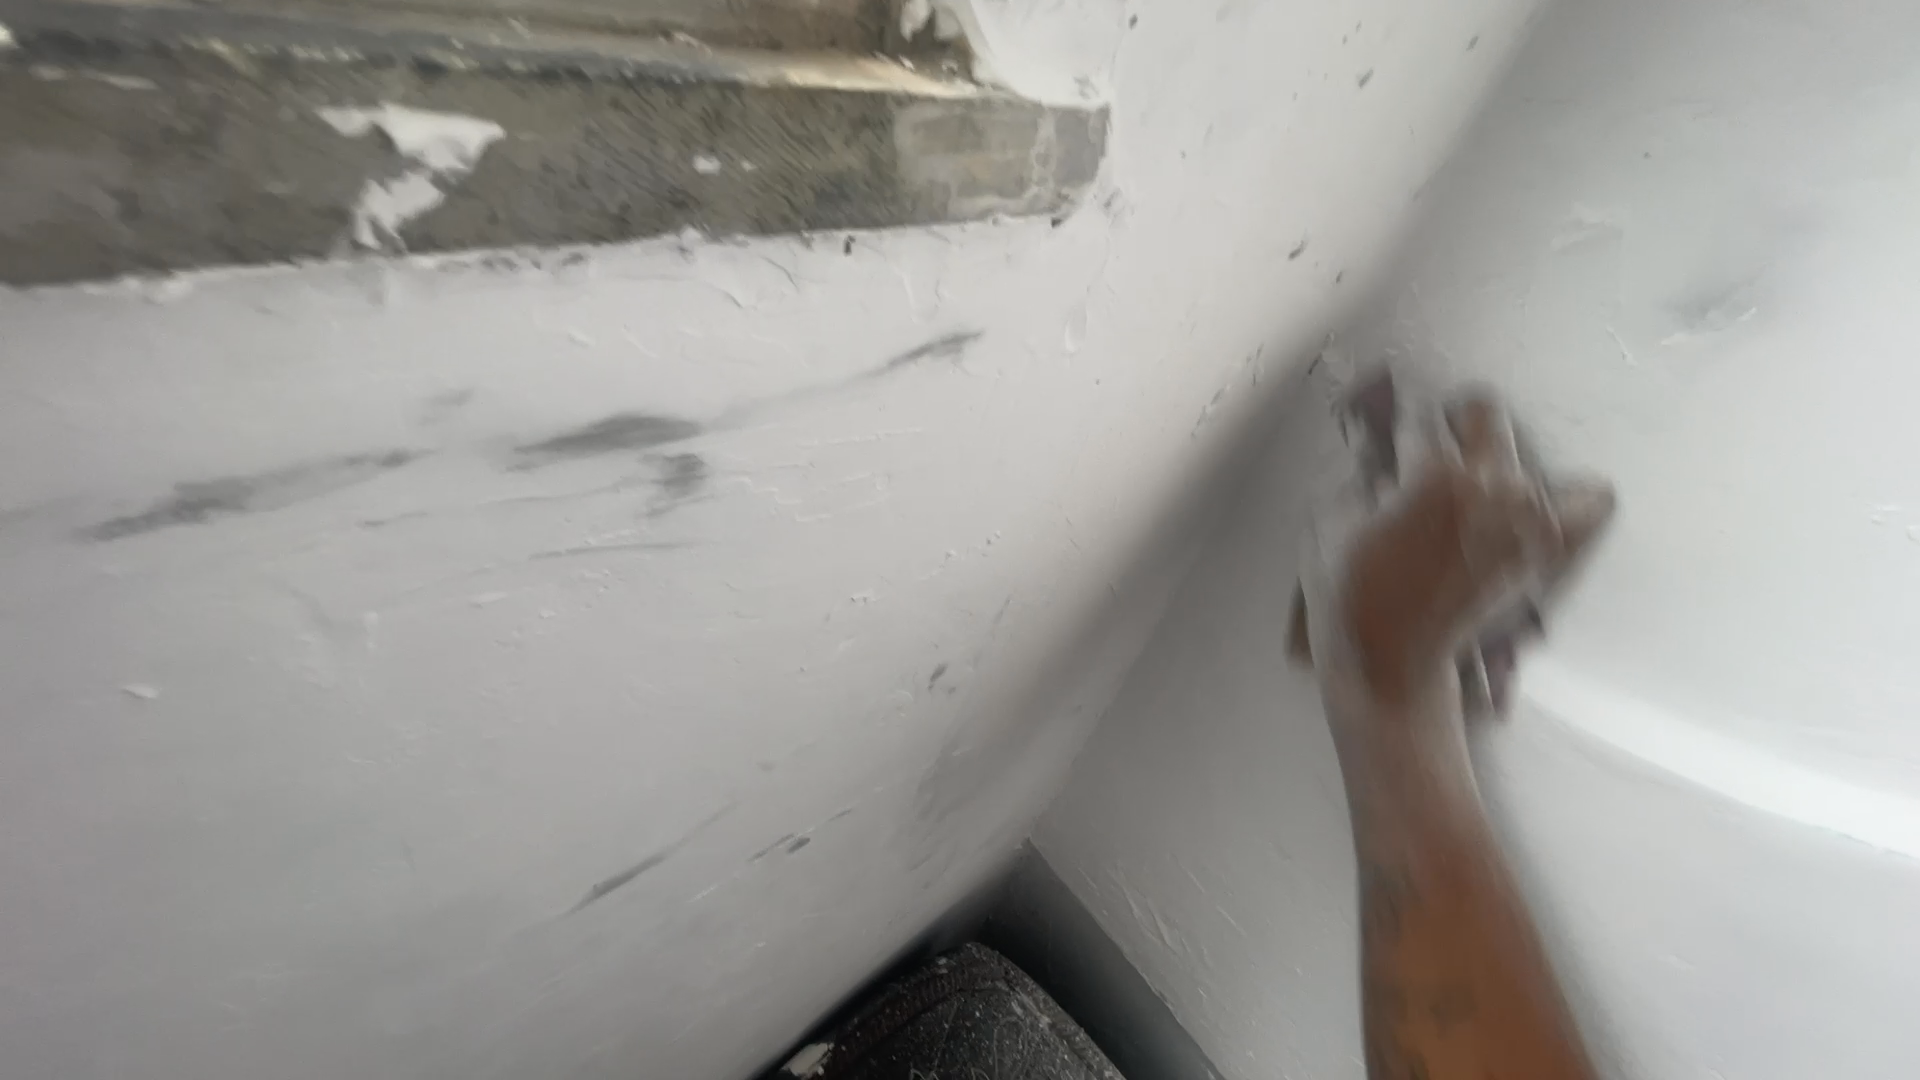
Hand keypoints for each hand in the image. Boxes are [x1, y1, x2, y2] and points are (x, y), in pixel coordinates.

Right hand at [1293, 378, 1615, 715]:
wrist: (1388, 656)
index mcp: (1434, 476)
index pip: (1419, 417)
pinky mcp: (1552, 550)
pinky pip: (1590, 502)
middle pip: (1481, 413)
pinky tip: (1523, 508)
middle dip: (1446, 422)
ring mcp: (1532, 517)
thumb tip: (1376, 439)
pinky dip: (1562, 497)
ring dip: (1488, 462)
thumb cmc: (1347, 589)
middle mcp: (1494, 484)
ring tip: (1460, 492)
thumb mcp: (1327, 520)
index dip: (1395, 418)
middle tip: (1421, 450)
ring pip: (1523, 452)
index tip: (1384, 421)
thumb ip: (1357, 469)